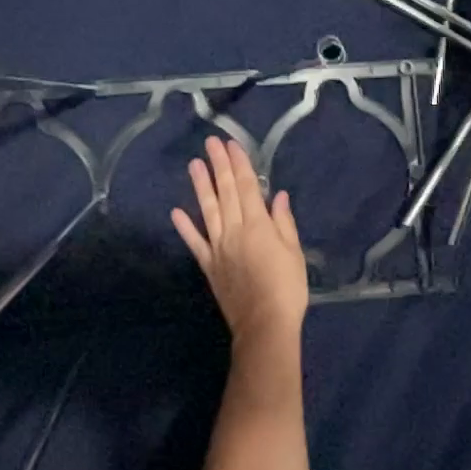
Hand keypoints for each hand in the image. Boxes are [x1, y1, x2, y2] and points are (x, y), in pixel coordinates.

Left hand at [171, 137, 308, 343]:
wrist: (264, 326)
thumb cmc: (287, 288)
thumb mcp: (294, 252)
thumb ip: (283, 222)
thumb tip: (277, 196)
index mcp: (257, 225)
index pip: (246, 186)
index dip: (239, 164)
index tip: (231, 144)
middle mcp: (234, 230)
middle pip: (225, 191)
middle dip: (218, 165)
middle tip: (210, 143)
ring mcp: (218, 248)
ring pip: (208, 210)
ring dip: (200, 186)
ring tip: (193, 164)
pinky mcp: (209, 266)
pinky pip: (195, 243)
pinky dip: (185, 227)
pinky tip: (176, 212)